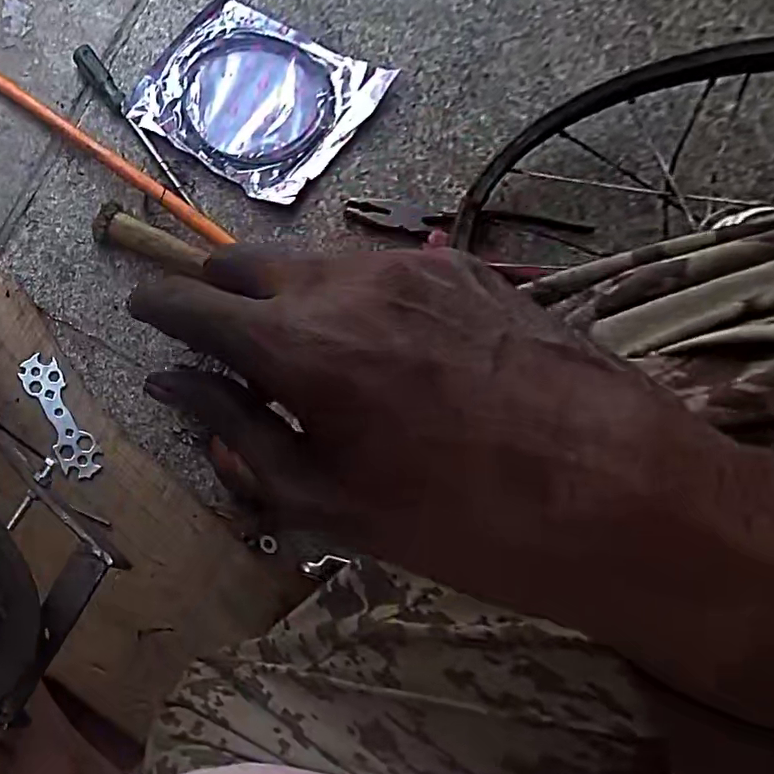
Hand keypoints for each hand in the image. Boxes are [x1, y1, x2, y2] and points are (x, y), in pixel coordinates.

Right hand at [131, 245, 773, 726]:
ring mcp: (401, 265)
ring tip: (297, 345)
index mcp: (296, 348)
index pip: (189, 304)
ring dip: (272, 289)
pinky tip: (368, 338)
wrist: (634, 500)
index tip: (139, 308)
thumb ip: (231, 429)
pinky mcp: (453, 264)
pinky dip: (334, 288)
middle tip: (221, 340)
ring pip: (297, 254)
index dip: (153, 303)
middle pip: (235, 259)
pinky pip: (360, 261)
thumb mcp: (319, 496)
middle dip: (211, 292)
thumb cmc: (454, 519)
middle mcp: (338, 286)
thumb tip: (170, 384)